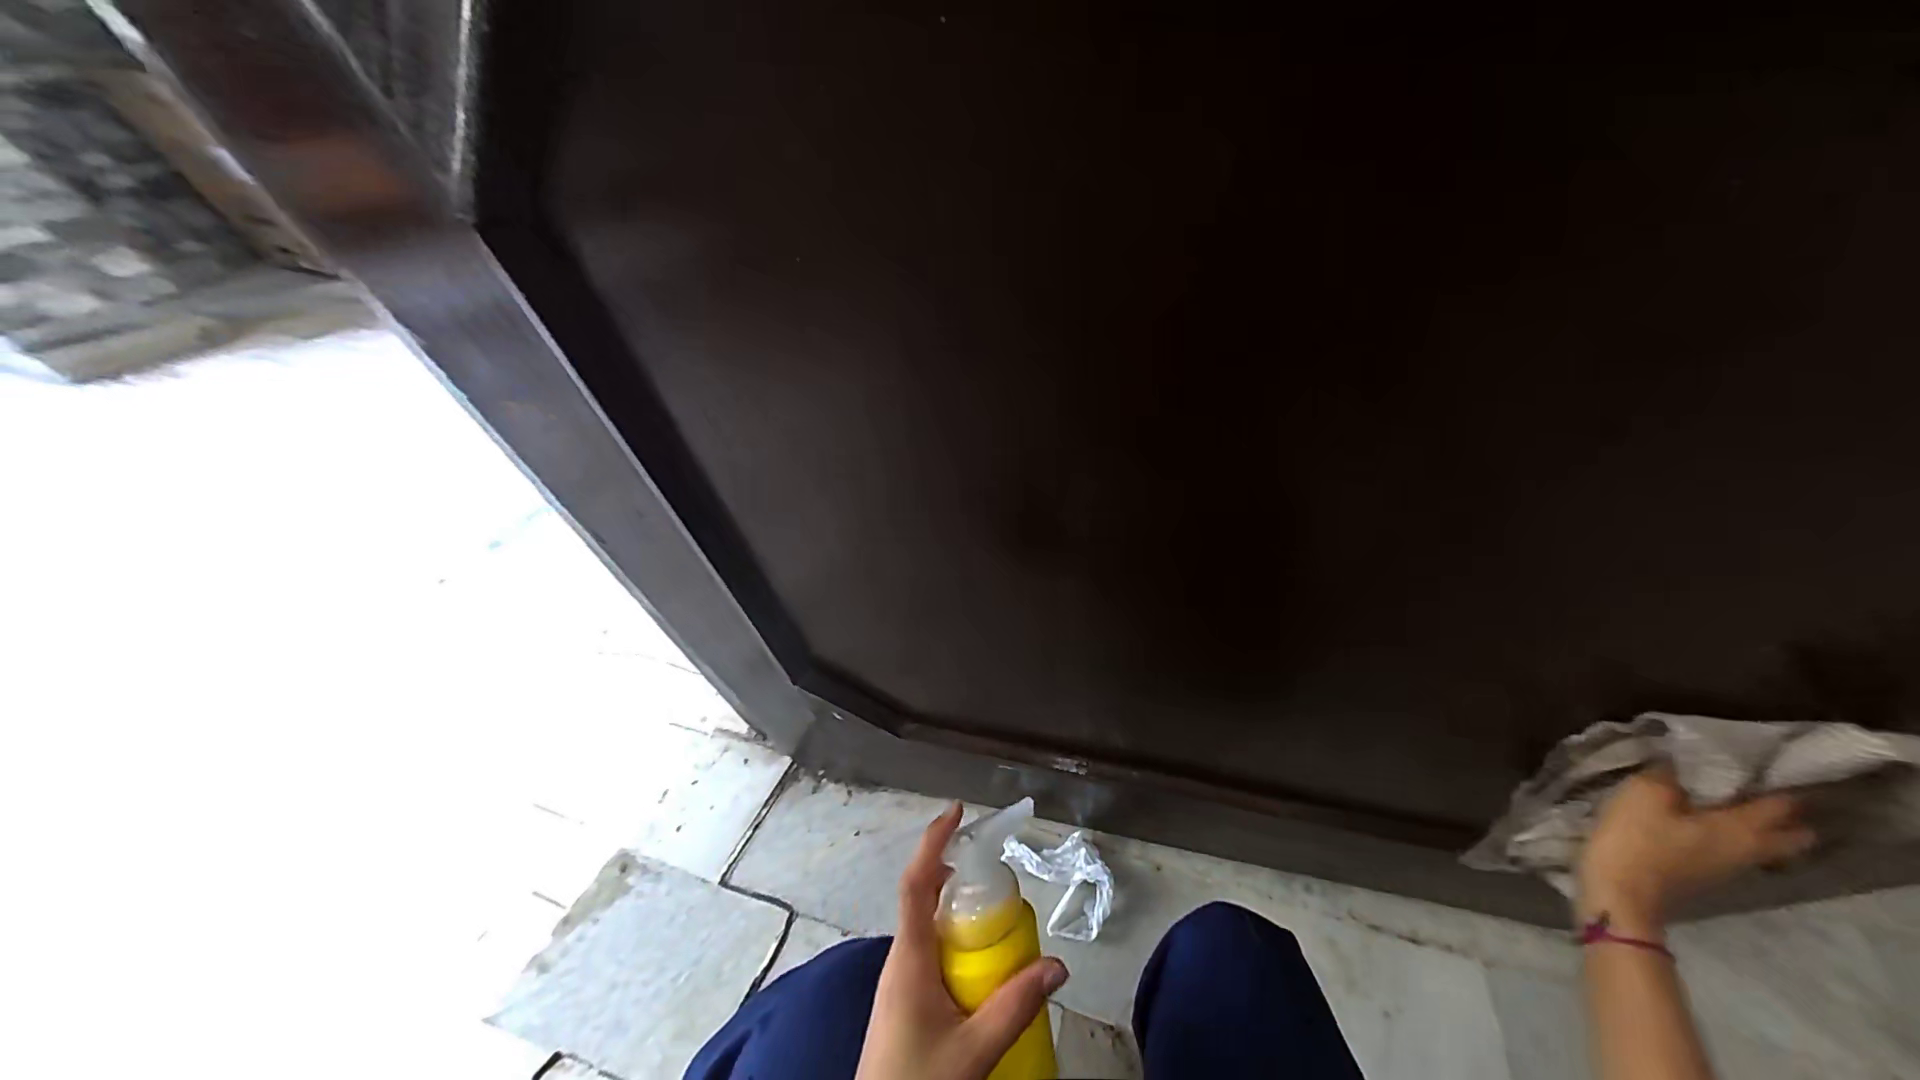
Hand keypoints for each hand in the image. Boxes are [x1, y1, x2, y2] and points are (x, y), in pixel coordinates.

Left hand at [855, 803, 1069, 1079]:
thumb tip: (1057, 965)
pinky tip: (979, 961)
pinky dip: (955, 938)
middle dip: (955, 871)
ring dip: (957, 908)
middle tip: (993, 865)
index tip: (955, 811)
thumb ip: (1015, 1007)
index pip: (915, 882)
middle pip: (923, 896)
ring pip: (927, 925)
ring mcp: (899, 978)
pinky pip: (930, 950)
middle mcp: (900, 957)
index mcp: (909, 957)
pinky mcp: (903, 997)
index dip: (933, 841)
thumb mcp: (974, 1051)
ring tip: (995, 911)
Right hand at [1576, 766, 1815, 934]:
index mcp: (1744, 828)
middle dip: (1784, 814)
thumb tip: (1679, 765)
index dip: (1781, 784)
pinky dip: (1730, 836)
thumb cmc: (1638, 839)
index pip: (1783, 804)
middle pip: (1792, 834)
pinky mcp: (1708, 875)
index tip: (1767, 766)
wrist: (1621, 892)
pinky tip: (1702, 823)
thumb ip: (1667, 776)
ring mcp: (1732, 868)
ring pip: (1765, 844)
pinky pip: (1736, 850)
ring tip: (1727, 802)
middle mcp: (1752, 850)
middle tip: (1757, 788)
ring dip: (1757, 826)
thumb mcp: (1643, 794)